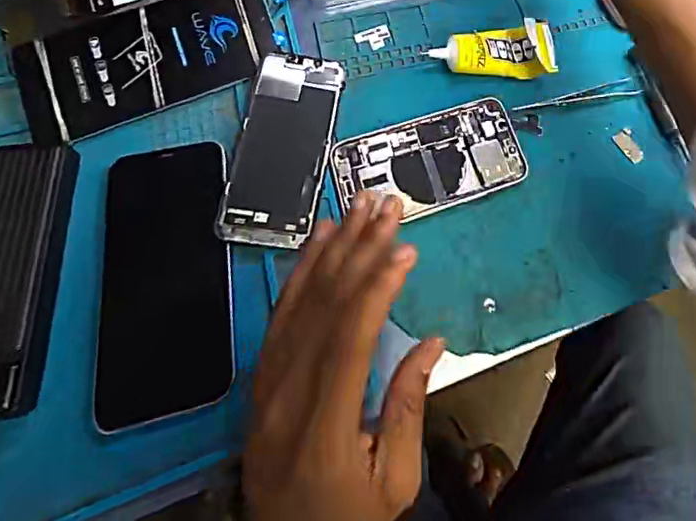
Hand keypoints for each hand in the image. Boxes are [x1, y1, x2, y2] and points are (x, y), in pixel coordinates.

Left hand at [243, 193, 445, 520]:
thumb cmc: (344, 518)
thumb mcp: (391, 482)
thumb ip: (409, 407)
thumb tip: (432, 343)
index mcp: (322, 427)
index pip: (350, 337)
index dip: (377, 286)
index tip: (405, 250)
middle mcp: (287, 395)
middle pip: (326, 305)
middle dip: (361, 248)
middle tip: (386, 208)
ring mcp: (268, 382)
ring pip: (302, 298)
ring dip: (335, 246)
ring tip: (359, 206)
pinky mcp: (263, 374)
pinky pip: (282, 310)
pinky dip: (303, 269)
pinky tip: (321, 238)